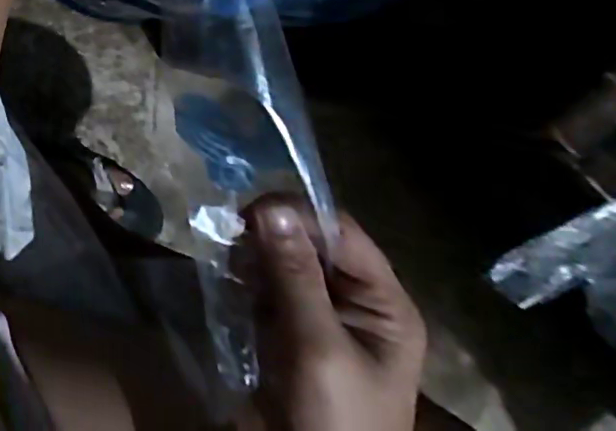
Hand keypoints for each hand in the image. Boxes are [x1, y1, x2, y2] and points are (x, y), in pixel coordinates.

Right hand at [243, 197, 425, 430]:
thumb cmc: (335, 413)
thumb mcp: (316, 345)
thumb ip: (295, 276)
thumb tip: (271, 206)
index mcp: (383, 302)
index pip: (340, 230)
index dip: (296, 214)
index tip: (247, 219)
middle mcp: (355, 295)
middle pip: (309, 236)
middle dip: (268, 234)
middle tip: (234, 247)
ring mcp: (321, 306)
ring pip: (281, 251)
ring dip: (252, 252)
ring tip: (233, 269)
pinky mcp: (289, 315)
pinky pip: (265, 274)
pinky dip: (244, 270)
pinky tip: (232, 281)